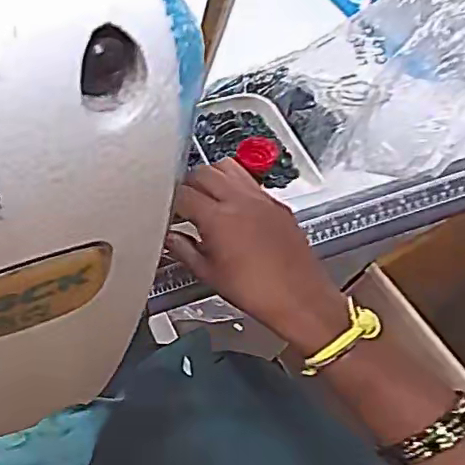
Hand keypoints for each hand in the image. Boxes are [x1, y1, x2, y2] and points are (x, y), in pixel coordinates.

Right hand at [166, 158, 348, 348]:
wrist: (298, 297)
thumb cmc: (258, 291)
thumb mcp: (209, 273)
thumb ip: (184, 250)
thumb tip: (171, 239)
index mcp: (218, 218)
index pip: (183, 193)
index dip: (169, 201)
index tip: (166, 212)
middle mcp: (240, 201)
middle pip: (204, 172)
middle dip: (187, 185)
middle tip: (181, 203)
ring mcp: (261, 199)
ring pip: (228, 167)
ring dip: (211, 177)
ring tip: (205, 198)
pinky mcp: (277, 204)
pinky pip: (250, 182)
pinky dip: (234, 186)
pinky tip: (231, 208)